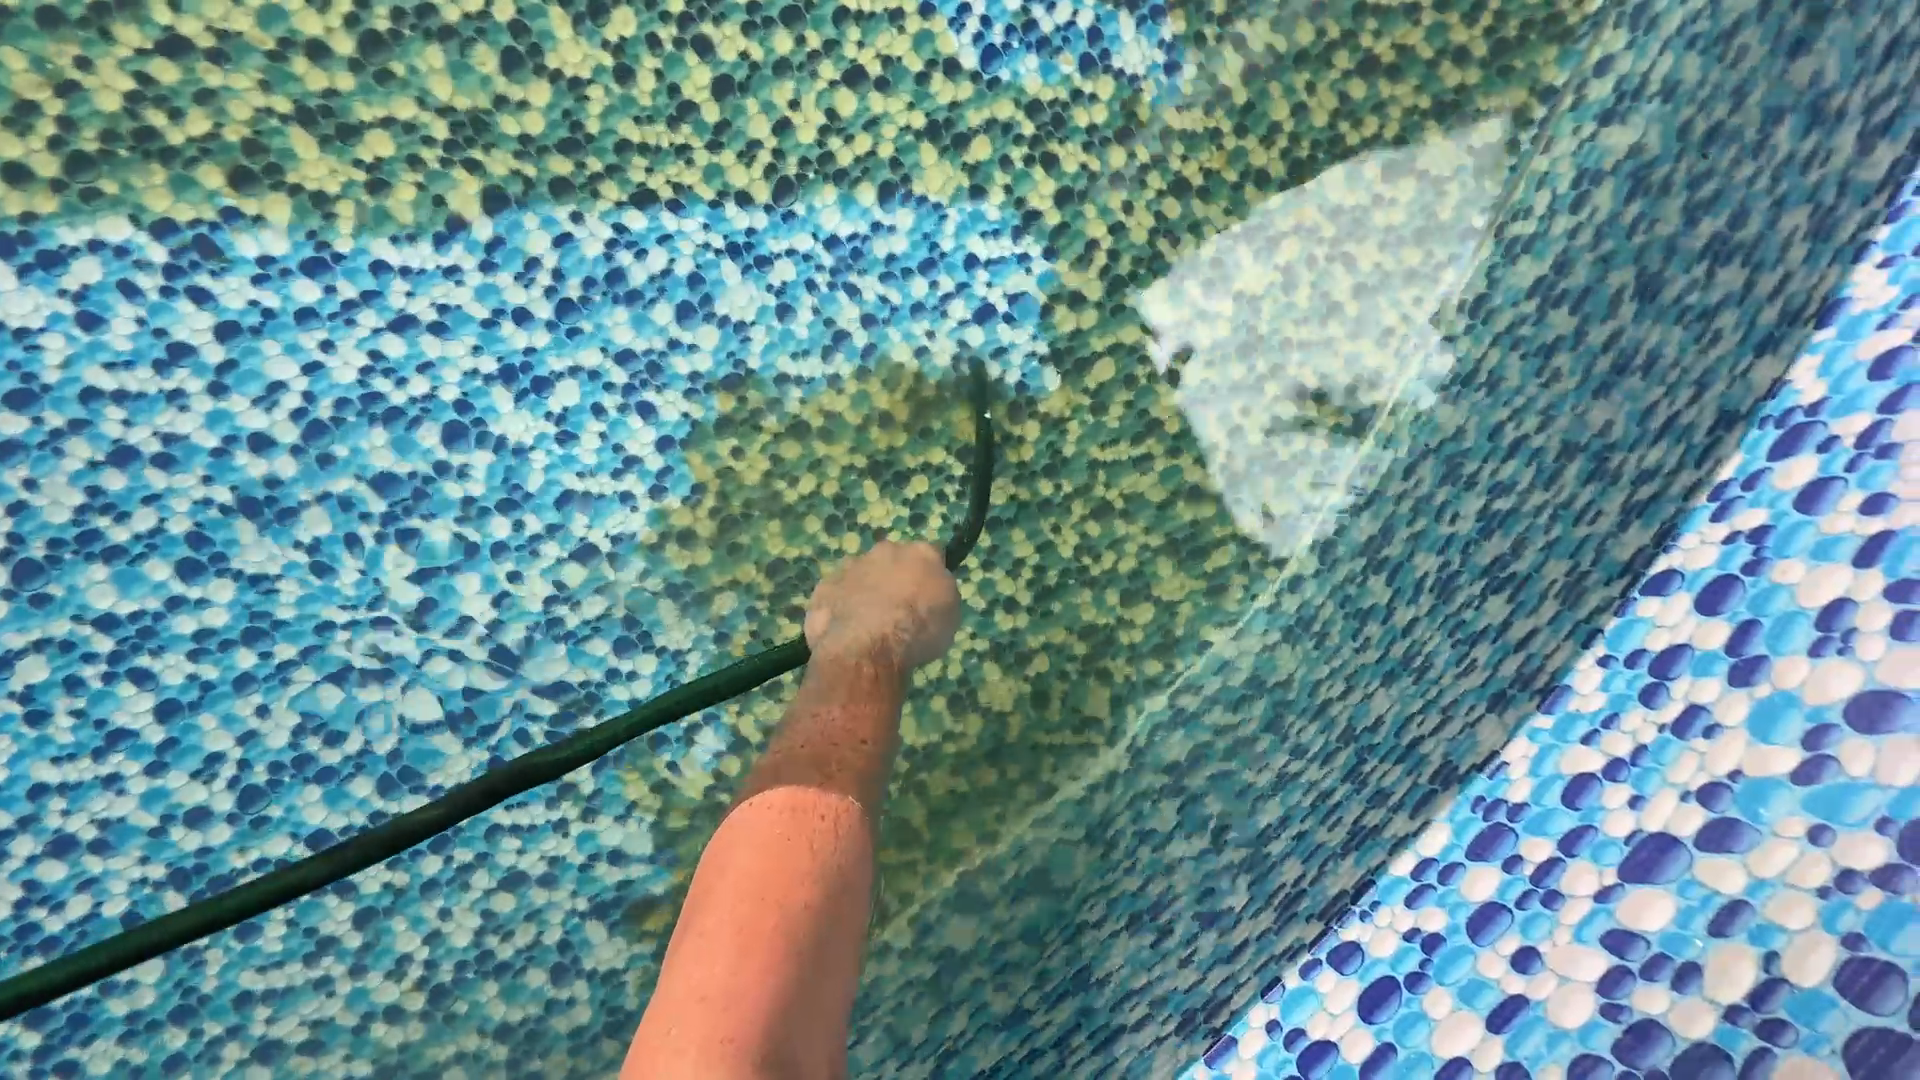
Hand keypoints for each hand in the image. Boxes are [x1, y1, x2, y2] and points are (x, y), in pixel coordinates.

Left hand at [803, 541, 960, 674]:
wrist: (867, 646)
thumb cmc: (919, 631)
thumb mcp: (951, 616)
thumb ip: (940, 594)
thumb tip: (929, 591)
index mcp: (921, 553)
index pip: (931, 553)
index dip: (928, 574)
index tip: (927, 594)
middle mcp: (886, 550)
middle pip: (892, 559)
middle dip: (894, 577)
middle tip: (896, 608)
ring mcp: (850, 566)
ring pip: (861, 573)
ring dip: (865, 590)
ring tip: (867, 623)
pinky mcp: (824, 585)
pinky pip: (836, 593)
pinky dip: (840, 606)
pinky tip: (844, 629)